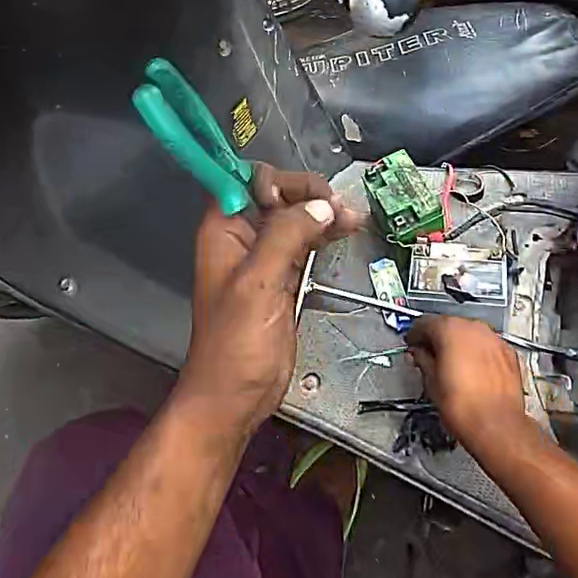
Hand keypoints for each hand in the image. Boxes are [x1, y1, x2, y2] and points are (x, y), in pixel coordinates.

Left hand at [175, 165, 362, 434]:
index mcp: (224, 229)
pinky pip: (305, 242)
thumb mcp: (258, 283)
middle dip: (309, 195)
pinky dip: (325, 233)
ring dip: (323, 212)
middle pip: (278, 194)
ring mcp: (264, 256)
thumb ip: (287, 236)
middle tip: (340, 208)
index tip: (307, 197)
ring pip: (296, 217)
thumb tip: (323, 205)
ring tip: (352, 217)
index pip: (250, 180)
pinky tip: (346, 228)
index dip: (279, 181)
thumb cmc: (236, 342)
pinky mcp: (283, 276)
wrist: (235, 397)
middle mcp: (242, 235)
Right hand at [408, 316, 534, 452]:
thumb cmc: (464, 407)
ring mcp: (493, 339)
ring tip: (452, 365)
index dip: (415, 335)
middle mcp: (473, 328)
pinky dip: (478, 354)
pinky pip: (487, 346)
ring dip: (459, 345)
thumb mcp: (431, 381)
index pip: (425, 322)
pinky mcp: (508, 354)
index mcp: (449, 329)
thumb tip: (420, 355)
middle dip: (438, 338)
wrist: (497, 427)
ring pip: (470, 334)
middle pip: (449, 325)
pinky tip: (472, 371)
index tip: (413, 344)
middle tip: (429, 355)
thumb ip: (422, 360)